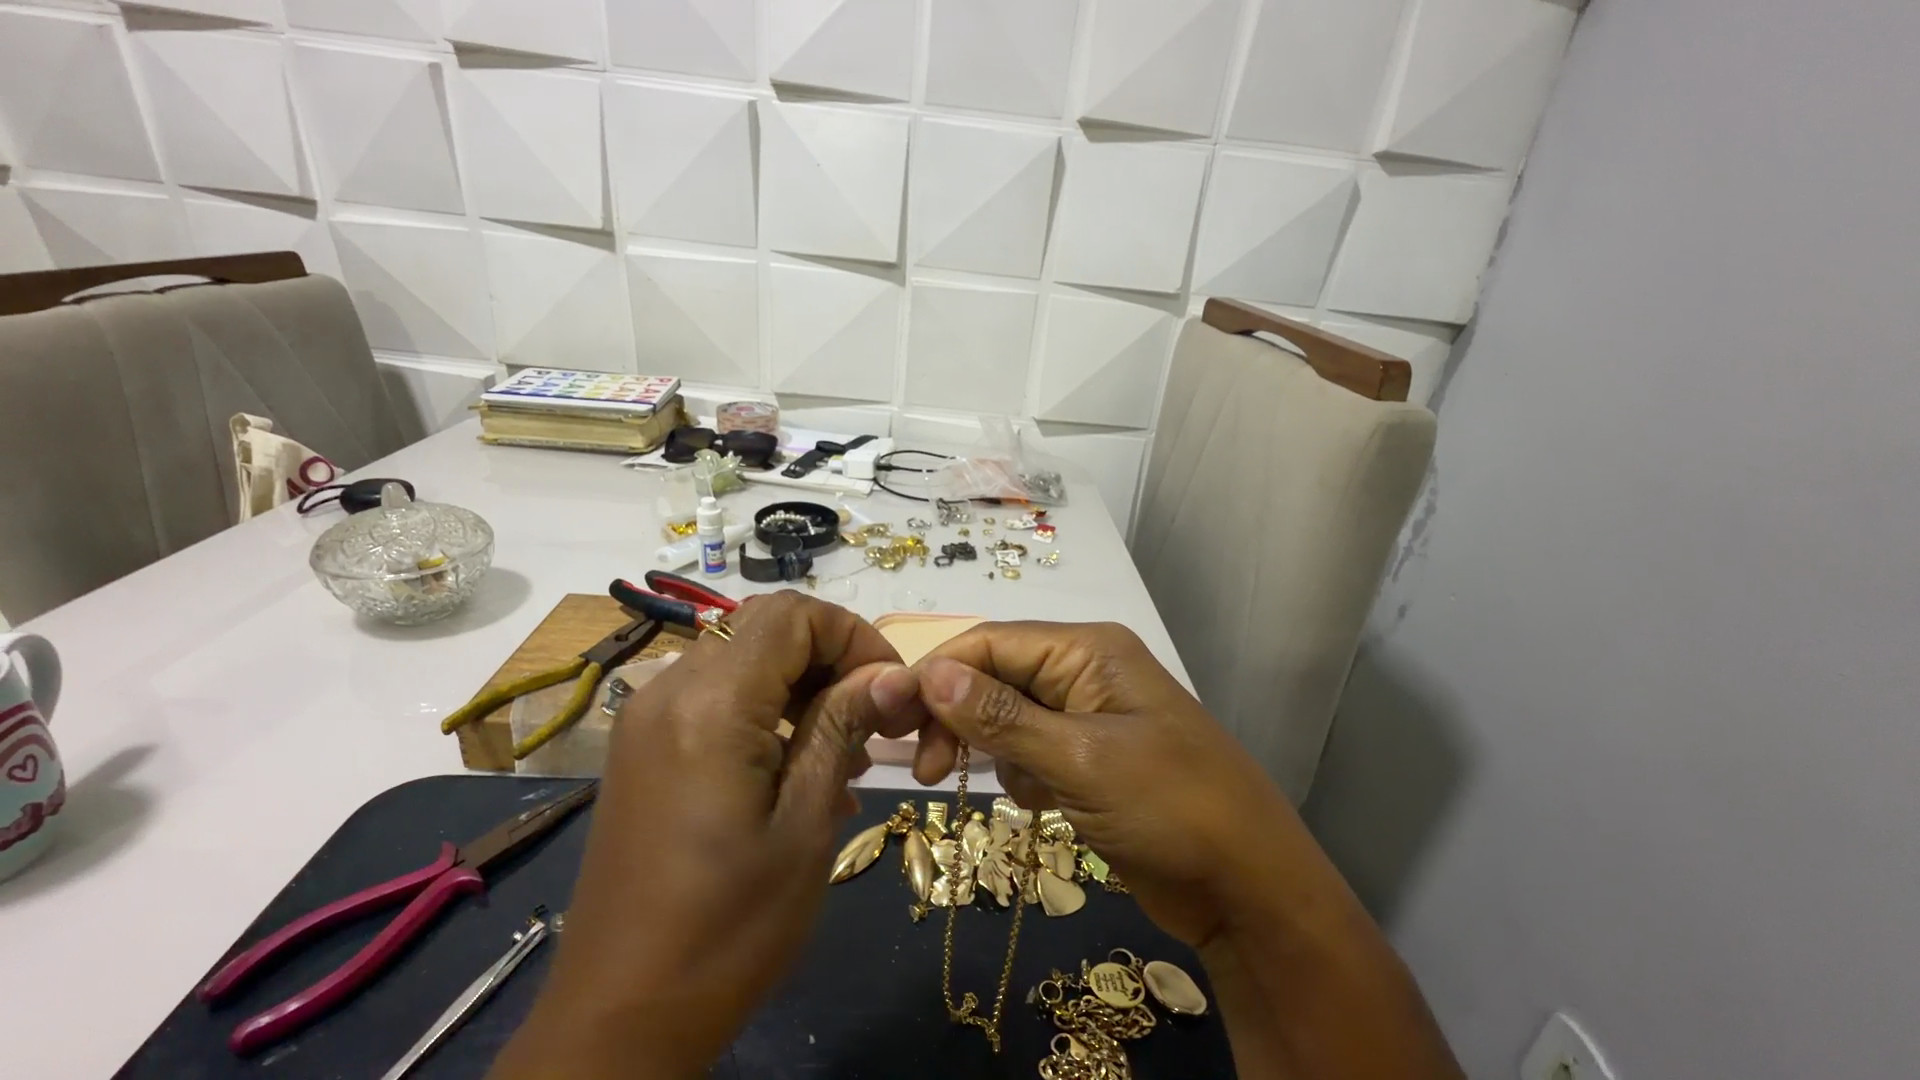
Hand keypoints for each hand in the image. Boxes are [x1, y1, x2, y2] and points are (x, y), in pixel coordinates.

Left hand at [491, 593, 927, 1078]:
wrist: (621, 1013)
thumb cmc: (729, 926)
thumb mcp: (805, 824)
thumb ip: (842, 728)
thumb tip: (891, 674)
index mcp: (710, 703)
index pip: (793, 615)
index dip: (854, 635)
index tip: (890, 690)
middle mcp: (668, 690)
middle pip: (763, 629)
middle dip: (828, 659)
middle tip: (871, 723)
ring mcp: (645, 719)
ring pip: (739, 661)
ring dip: (798, 688)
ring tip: (839, 759)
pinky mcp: (640, 749)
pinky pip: (712, 699)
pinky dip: (762, 713)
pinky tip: (793, 774)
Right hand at [910, 621, 1289, 949]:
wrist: (1247, 888)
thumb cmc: (1170, 809)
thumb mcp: (1080, 760)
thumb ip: (1002, 717)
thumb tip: (930, 674)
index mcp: (1088, 651)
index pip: (991, 643)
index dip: (937, 675)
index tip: (890, 722)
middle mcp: (1086, 673)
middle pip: (995, 678)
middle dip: (957, 719)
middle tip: (925, 770)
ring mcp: (1090, 720)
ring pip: (1008, 720)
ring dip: (990, 752)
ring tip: (995, 792)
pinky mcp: (1091, 764)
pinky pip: (1032, 754)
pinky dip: (1021, 778)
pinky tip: (1038, 807)